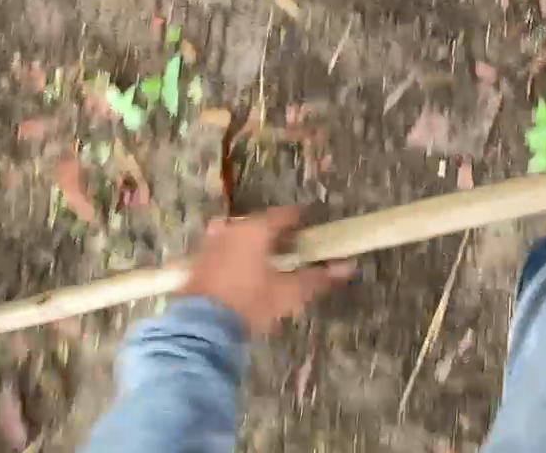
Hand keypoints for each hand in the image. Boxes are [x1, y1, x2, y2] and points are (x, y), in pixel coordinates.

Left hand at [180, 208, 354, 335]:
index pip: (286, 214)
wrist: (198, 330)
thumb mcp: (289, 293)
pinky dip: (233, 259)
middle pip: (260, 224)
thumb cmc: (250, 302)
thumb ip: (319, 278)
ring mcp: (212, 245)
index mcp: (258, 228)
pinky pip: (221, 253)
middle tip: (289, 252)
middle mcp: (234, 229)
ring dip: (252, 246)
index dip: (301, 221)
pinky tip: (239, 278)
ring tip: (264, 266)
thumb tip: (349, 267)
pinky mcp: (196, 264)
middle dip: (274, 235)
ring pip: (238, 237)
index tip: (310, 231)